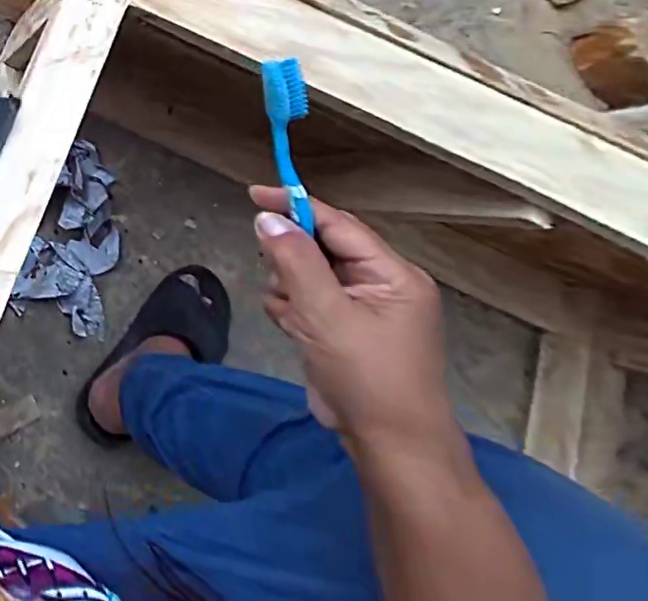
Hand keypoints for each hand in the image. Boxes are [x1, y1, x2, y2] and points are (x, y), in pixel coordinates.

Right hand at [250, 187, 455, 448]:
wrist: (392, 453)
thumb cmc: (367, 381)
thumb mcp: (327, 316)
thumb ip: (295, 262)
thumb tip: (266, 217)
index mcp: (392, 274)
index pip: (338, 224)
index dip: (296, 206)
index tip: (255, 194)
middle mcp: (382, 284)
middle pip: (322, 248)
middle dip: (293, 262)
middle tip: (278, 282)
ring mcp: (365, 308)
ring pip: (310, 274)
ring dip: (291, 290)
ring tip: (294, 319)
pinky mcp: (348, 328)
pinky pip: (311, 300)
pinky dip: (295, 309)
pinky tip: (295, 331)